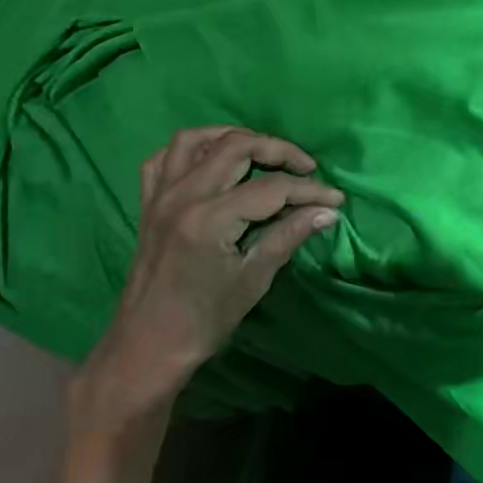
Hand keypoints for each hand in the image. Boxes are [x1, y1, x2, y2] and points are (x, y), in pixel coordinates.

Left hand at [74, 126, 342, 423]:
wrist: (147, 346)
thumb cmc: (203, 321)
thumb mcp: (252, 280)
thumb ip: (288, 236)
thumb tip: (328, 211)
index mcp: (209, 219)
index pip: (270, 188)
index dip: (308, 189)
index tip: (335, 196)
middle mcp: (182, 195)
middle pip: (235, 146)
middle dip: (277, 149)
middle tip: (304, 167)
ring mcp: (160, 195)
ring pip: (195, 139)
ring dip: (232, 137)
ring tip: (261, 151)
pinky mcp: (148, 202)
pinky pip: (165, 158)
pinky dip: (191, 150)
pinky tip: (211, 160)